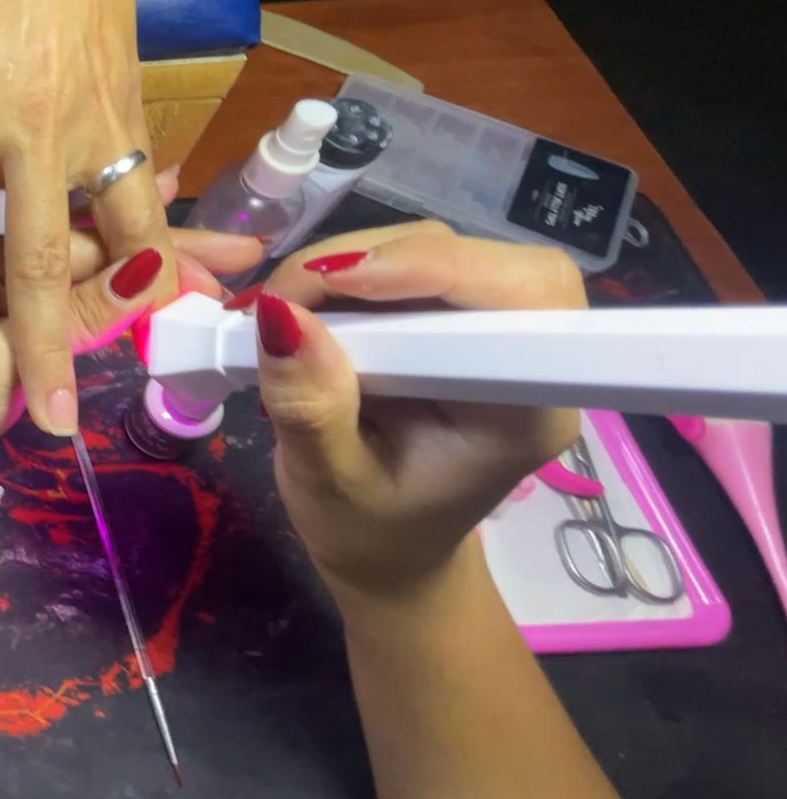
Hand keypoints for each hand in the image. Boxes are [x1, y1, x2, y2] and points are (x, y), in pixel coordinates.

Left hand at [0, 206, 260, 503]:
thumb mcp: (1, 359)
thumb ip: (70, 316)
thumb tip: (150, 273)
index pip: (79, 243)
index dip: (147, 261)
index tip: (209, 273)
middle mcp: (8, 250)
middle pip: (101, 242)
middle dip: (172, 253)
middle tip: (242, 254)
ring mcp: (18, 277)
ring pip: (99, 259)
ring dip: (160, 258)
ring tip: (230, 251)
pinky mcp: (24, 305)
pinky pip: (84, 281)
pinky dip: (124, 273)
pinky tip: (157, 251)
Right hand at [251, 223, 587, 599]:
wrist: (382, 547)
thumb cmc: (366, 527)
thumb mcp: (326, 479)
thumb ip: (309, 407)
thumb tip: (279, 318)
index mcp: (519, 406)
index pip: (517, 295)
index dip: (431, 268)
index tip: (330, 283)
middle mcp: (518, 357)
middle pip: (470, 260)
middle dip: (370, 261)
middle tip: (282, 298)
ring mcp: (478, 335)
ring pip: (428, 251)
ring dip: (343, 264)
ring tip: (278, 305)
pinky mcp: (437, 325)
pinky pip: (396, 270)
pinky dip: (338, 275)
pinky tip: (297, 306)